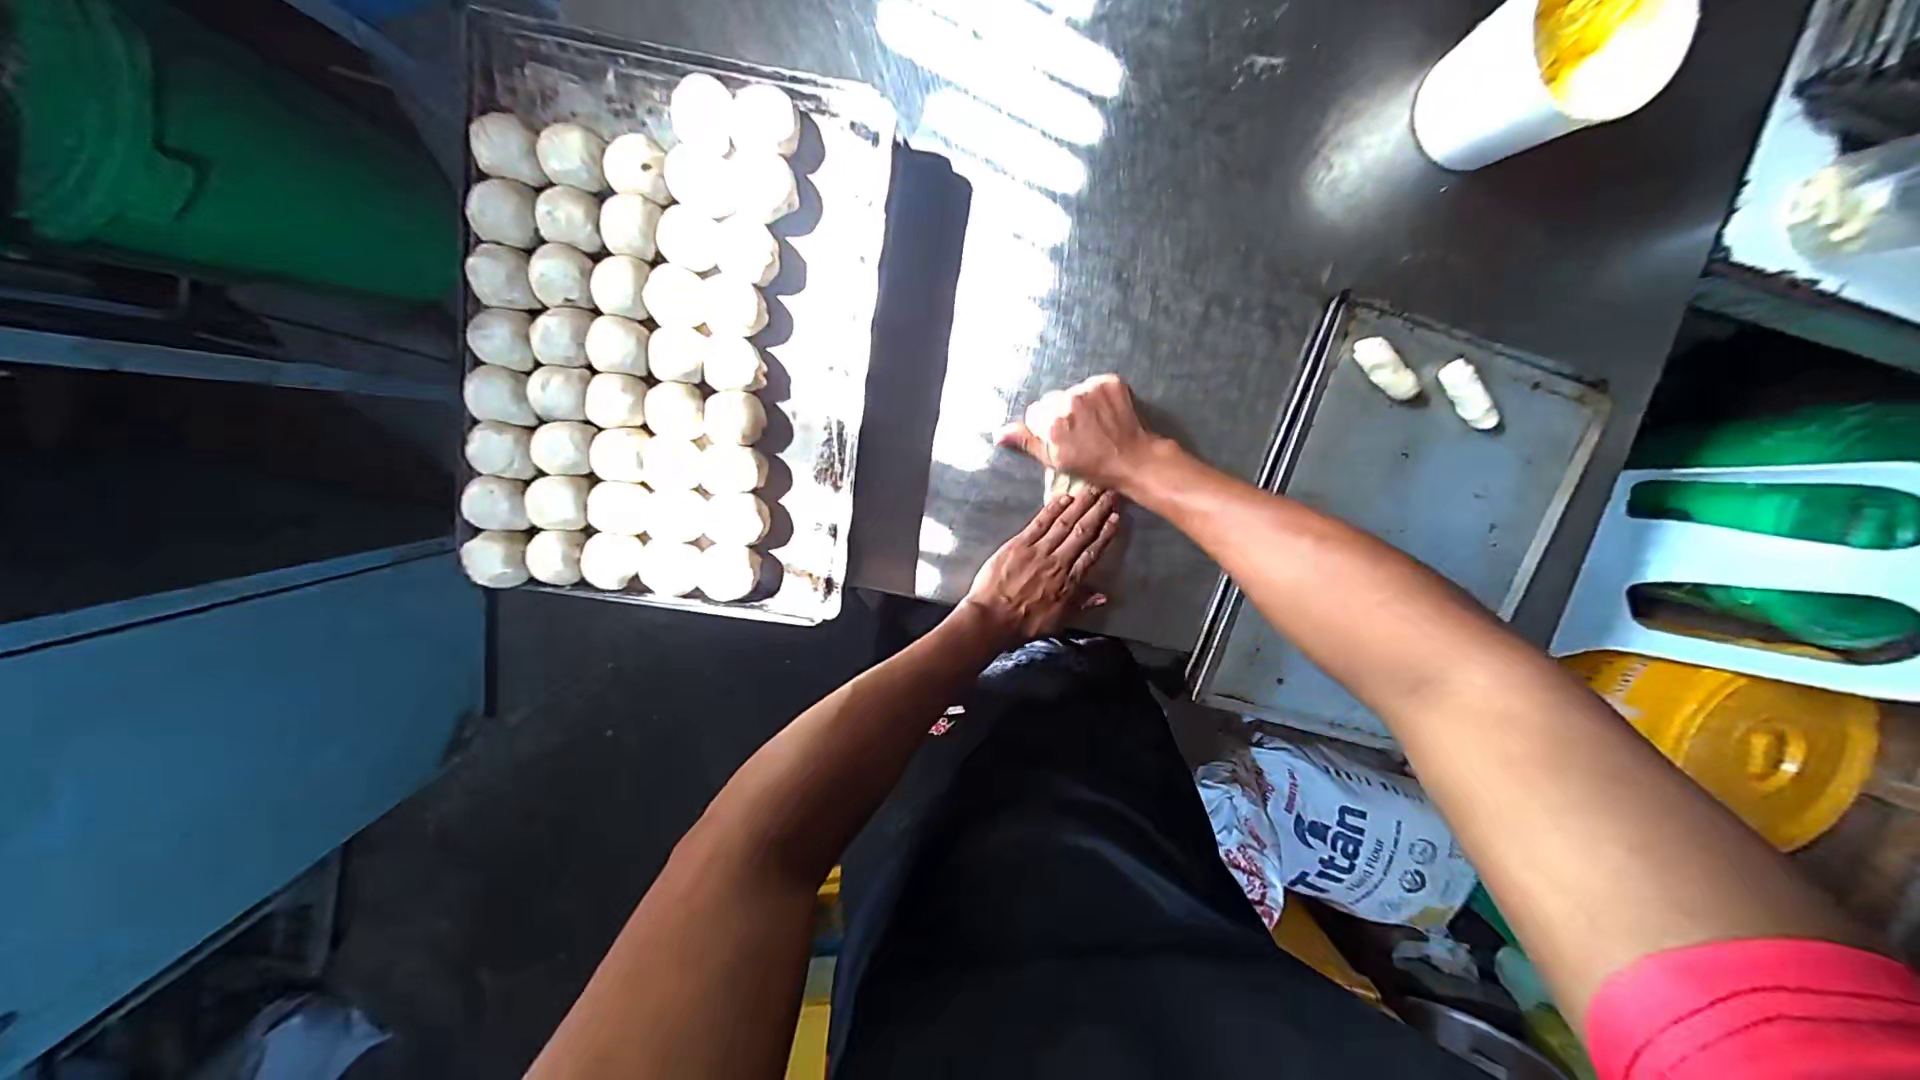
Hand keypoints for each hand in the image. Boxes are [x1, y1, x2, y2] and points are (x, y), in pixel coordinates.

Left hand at [959, 489, 1121, 645]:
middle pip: (1082, 532)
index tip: (1115, 518)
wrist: (991, 619)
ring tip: (1092, 489)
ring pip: (1064, 523)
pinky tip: (1064, 498)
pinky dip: (1052, 509)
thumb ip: (1080, 603)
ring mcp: (1037, 551)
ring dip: (1080, 504)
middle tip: (1110, 493)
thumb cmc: (1024, 624)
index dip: (1106, 534)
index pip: (1092, 552)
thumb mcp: (1057, 620)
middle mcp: (1057, 562)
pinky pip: (1039, 523)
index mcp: (1069, 582)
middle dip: (1097, 511)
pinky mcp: (1017, 544)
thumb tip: (1103, 596)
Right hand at [995, 375, 1171, 493]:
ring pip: (1072, 391)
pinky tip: (1105, 412)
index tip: (1061, 437)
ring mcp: (1091, 389)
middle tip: (1078, 431)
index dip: (1045, 426)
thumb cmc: (1092, 465)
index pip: (1035, 412)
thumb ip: (1025, 442)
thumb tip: (998, 433)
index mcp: (1051, 422)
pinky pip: (1093, 384)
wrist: (1133, 458)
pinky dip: (1097, 395)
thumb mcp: (1054, 460)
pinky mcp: (1109, 382)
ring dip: (1079, 403)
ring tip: (1094, 422)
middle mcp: (1068, 401)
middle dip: (1060, 412)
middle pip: (1052, 399)